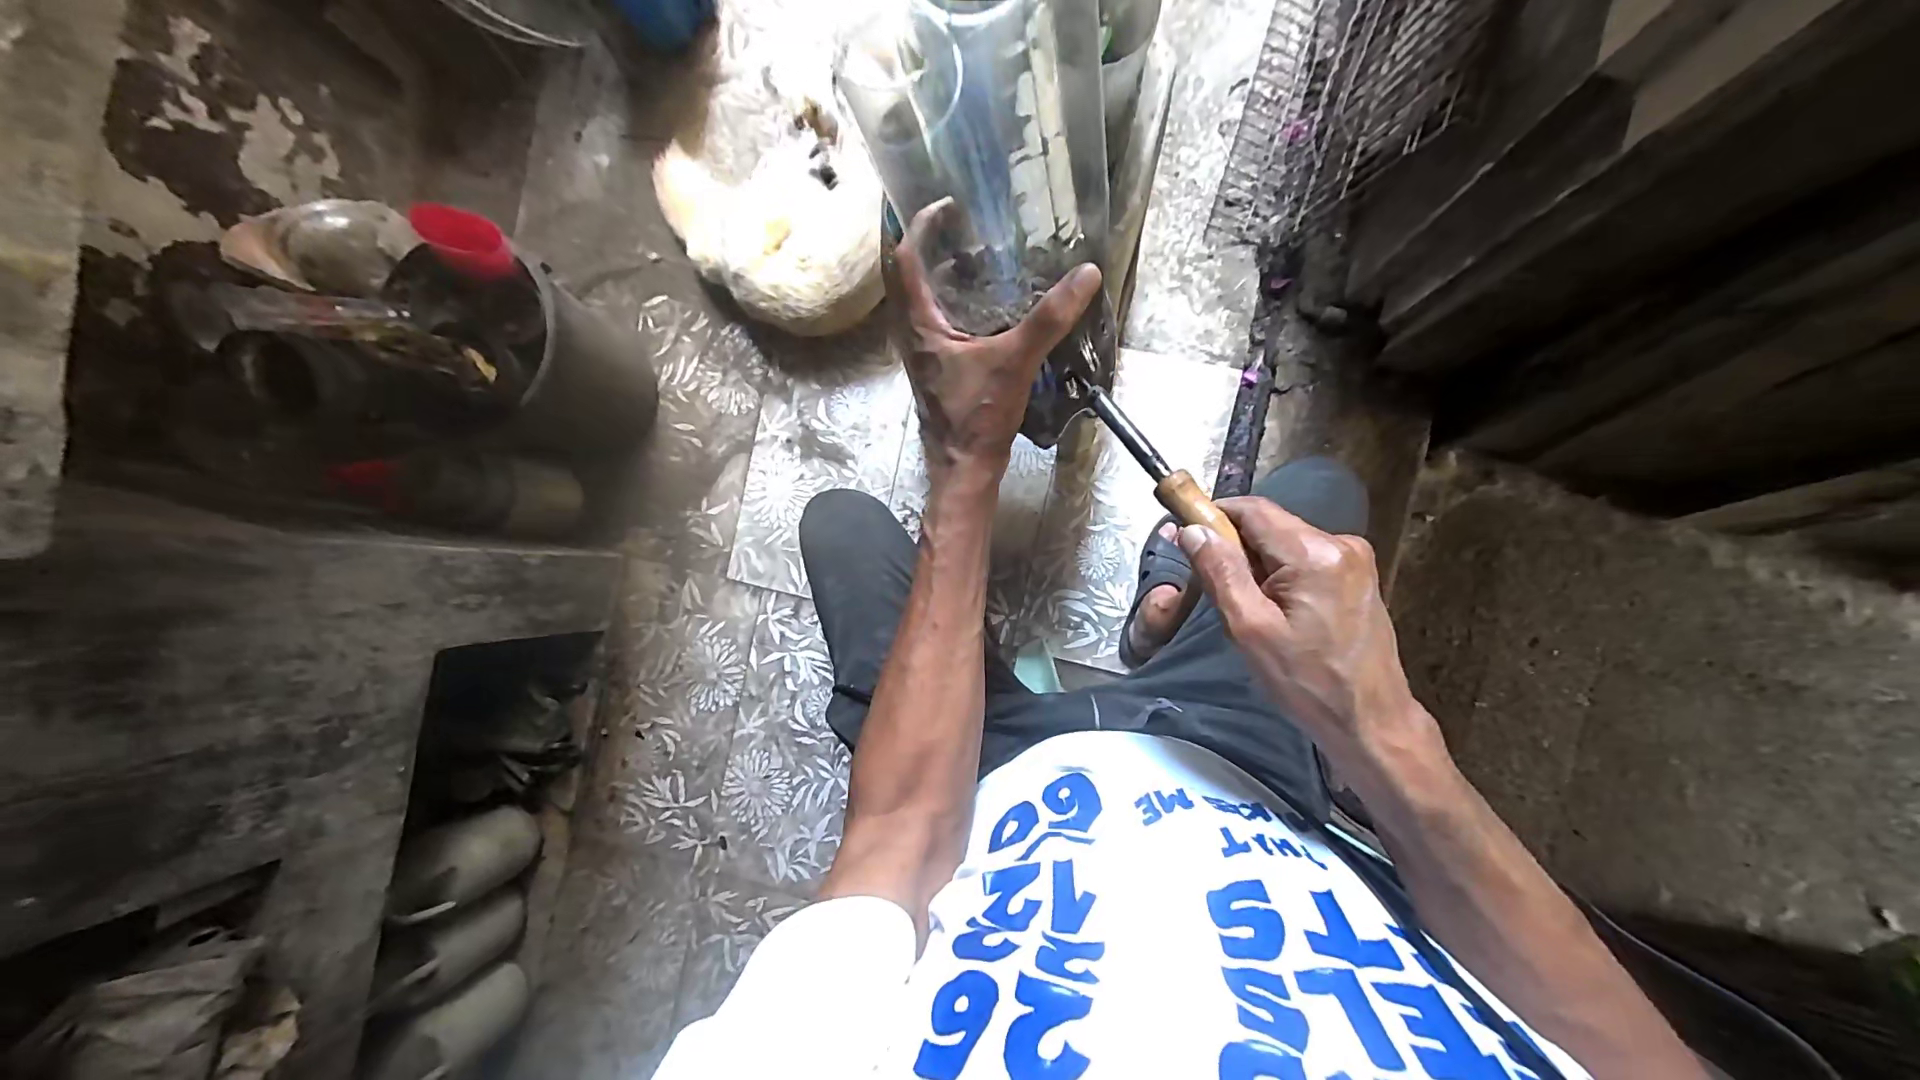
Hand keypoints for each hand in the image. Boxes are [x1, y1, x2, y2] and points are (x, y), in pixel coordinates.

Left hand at [892, 199, 1101, 481]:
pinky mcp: (937, 366)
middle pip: (909, 275)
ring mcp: (922, 351)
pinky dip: (954, 301)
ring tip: (976, 251)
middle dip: (931, 244)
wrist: (964, 466)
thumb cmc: (977, 416)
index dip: (920, 224)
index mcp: (918, 324)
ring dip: (942, 273)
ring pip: (923, 299)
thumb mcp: (1015, 362)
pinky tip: (985, 301)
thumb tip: (1086, 275)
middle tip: (964, 221)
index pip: (904, 258)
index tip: (946, 203)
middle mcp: (912, 333)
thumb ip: (1048, 319)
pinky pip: (937, 320)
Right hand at [1177, 498, 1428, 763]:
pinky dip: (1278, 572)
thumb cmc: (1306, 680)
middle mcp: (1340, 543)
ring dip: (1255, 562)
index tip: (1182, 535)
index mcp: (1314, 553)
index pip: (1251, 509)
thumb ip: (1220, 572)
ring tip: (1246, 606)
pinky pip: (1302, 557)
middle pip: (1268, 524)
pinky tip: (1273, 608)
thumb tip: (1192, 530)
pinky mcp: (1355, 574)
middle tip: (1211, 586)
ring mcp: (1353, 557)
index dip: (1212, 515)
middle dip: (1233, 546)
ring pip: (1282, 541)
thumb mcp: (1250, 628)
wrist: (1370, 720)